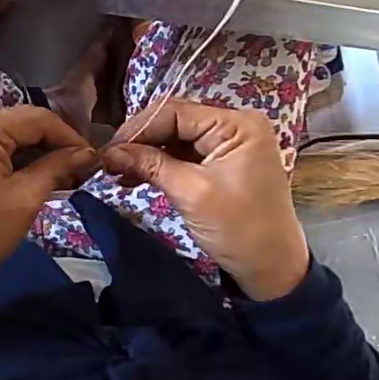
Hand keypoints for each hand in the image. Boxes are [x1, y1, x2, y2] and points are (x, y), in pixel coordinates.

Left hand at [0, 106, 97, 307]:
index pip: (36, 118)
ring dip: (32, 153)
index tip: (93, 158)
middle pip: (18, 124)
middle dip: (51, 144)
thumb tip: (86, 153)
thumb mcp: (24, 199)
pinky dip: (10, 160)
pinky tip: (31, 177)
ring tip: (61, 177)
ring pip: (4, 136)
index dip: (69, 136)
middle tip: (80, 171)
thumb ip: (57, 167)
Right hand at [99, 101, 309, 300]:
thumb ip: (150, 165)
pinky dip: (155, 164)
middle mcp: (233, 125)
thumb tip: (108, 152)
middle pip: (172, 121)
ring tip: (116, 172)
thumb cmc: (239, 228)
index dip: (137, 129)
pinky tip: (132, 176)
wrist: (270, 268)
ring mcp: (226, 144)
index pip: (174, 112)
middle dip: (138, 140)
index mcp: (237, 125)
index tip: (108, 151)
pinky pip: (179, 153)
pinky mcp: (218, 162)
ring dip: (143, 153)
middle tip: (108, 161)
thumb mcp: (190, 193)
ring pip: (171, 137)